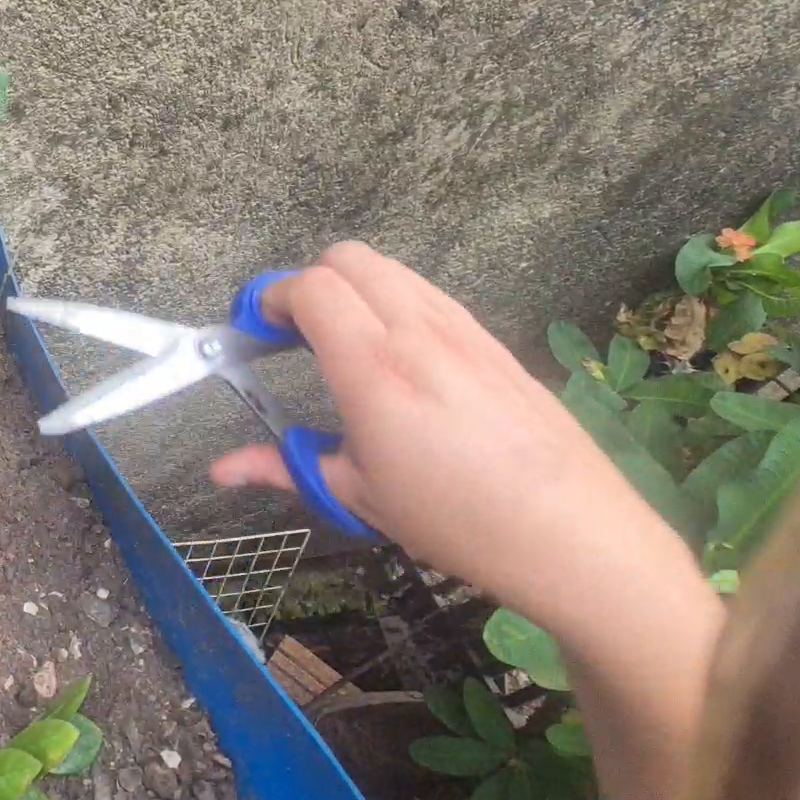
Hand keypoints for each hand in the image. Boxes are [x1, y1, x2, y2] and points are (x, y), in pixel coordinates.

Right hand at [208, 242, 705, 637]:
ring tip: (340, 341)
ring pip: (389, 269)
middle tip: (293, 333)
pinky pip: (426, 292)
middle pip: (347, 259)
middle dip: (306, 282)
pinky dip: (390, 301)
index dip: (271, 297)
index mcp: (375, 369)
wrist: (581, 540)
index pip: (311, 287)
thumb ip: (280, 466)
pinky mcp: (492, 341)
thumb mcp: (356, 494)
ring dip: (350, 287)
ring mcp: (462, 331)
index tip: (256, 333)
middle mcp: (417, 334)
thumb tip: (218, 470)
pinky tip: (394, 354)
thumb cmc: (456, 520)